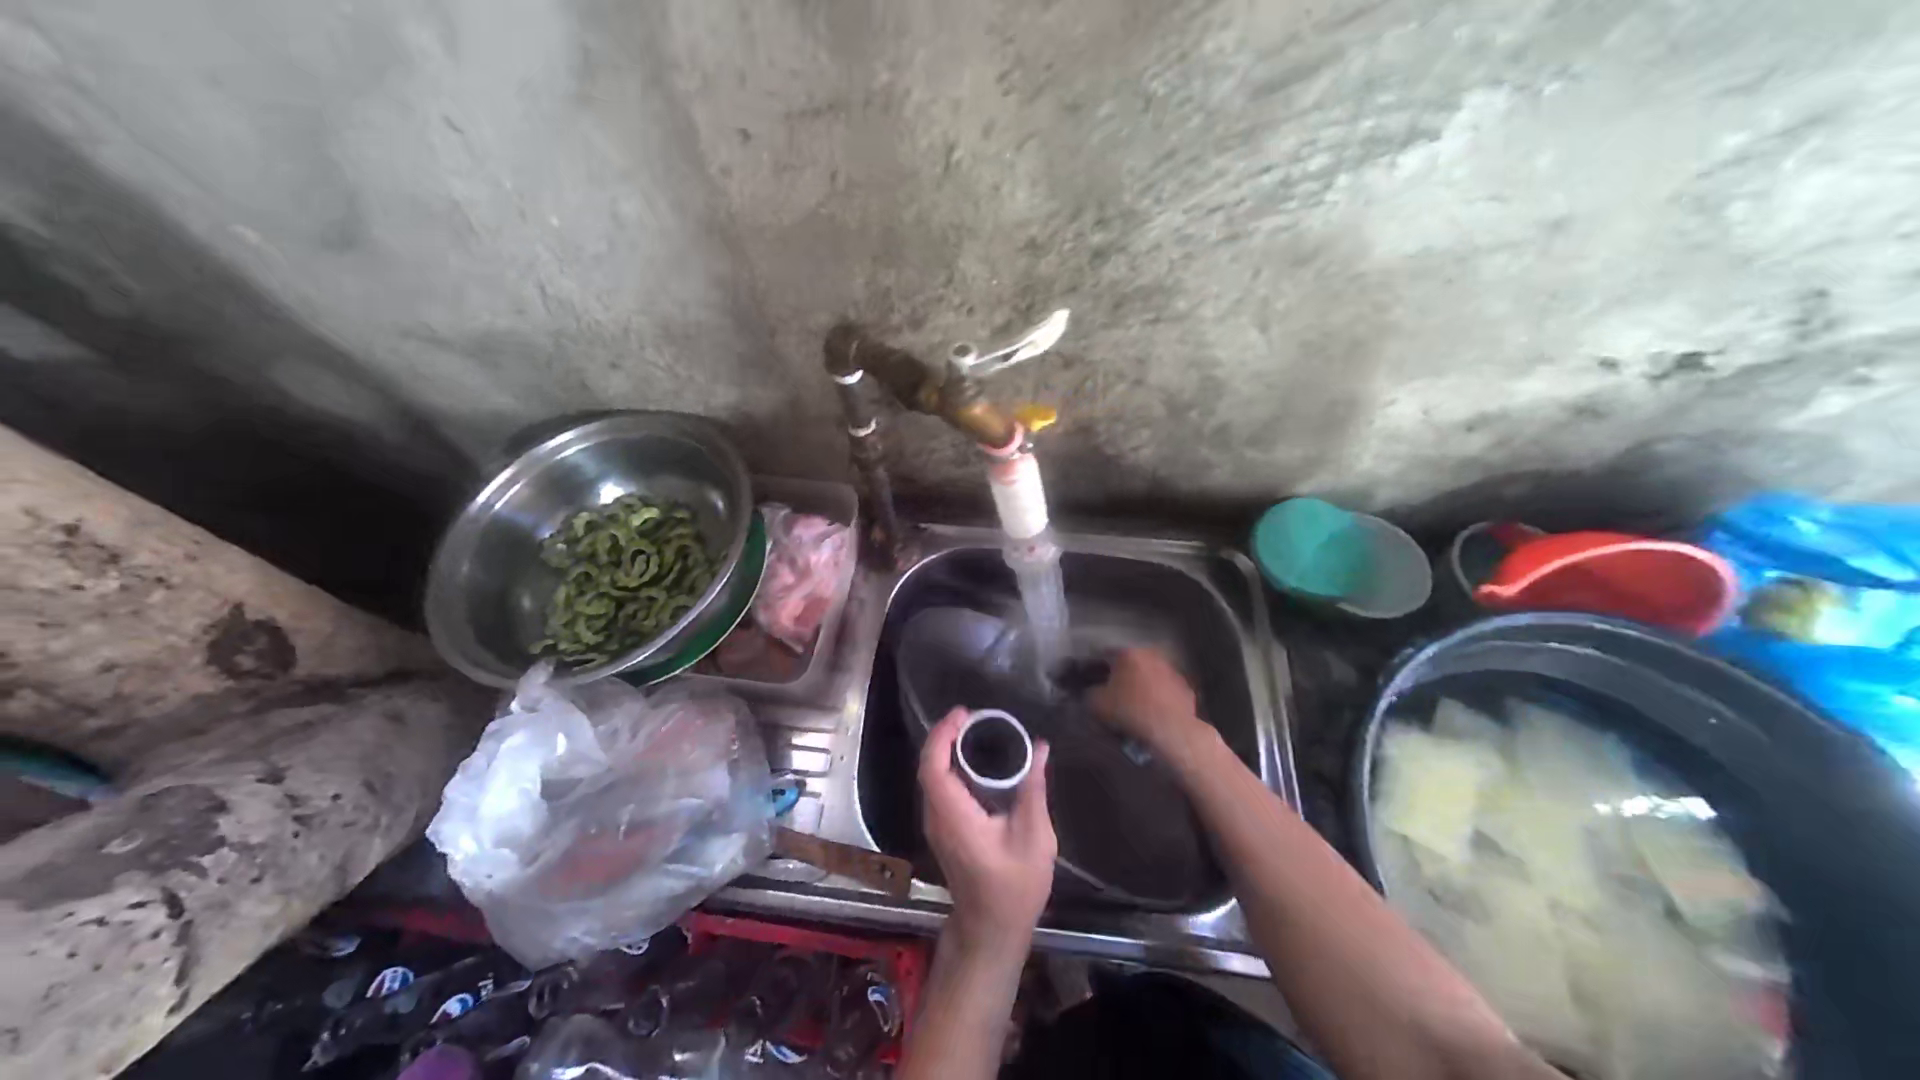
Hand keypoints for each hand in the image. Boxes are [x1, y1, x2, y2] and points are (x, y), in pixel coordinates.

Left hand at [918, 707, 1056, 952]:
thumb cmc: (1014, 888)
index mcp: (955, 817)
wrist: (991, 929)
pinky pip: (939, 787)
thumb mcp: (1034, 838)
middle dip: (944, 735)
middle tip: (971, 716)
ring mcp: (937, 825)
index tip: (963, 714)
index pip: (934, 767)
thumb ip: (1034, 790)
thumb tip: (1040, 748)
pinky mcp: (943, 829)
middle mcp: (937, 817)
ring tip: (972, 729)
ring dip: (945, 749)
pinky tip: (972, 758)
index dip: (942, 735)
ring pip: (931, 777)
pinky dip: (949, 765)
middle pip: (928, 767)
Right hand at [1087, 647, 1206, 752]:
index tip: (1090, 678)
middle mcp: (1151, 656)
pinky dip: (1158, 697)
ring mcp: (1171, 671)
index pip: (1105, 654)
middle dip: (1120, 674)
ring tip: (1134, 703)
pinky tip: (1153, 711)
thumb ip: (1089, 693)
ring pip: (1150, 675)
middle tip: (1112, 690)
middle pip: (1130, 662)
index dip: (1094, 666)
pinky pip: (1165, 690)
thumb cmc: (1130, 710)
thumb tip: (1090, 692)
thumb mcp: (1097, 703)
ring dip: (1141, 684)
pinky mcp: (1185, 688)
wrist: (1170, 730)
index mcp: (1128, 654)